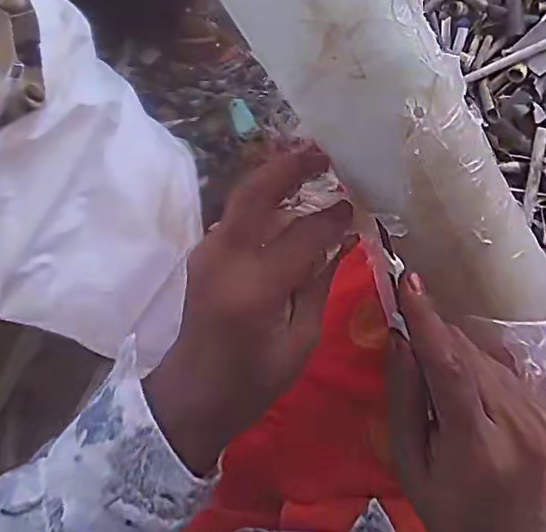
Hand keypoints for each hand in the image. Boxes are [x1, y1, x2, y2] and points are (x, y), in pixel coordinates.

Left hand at [143, 143, 354, 472]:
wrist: (191, 393)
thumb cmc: (253, 380)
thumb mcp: (300, 341)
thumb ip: (319, 282)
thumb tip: (345, 235)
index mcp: (254, 289)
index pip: (301, 236)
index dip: (331, 217)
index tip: (353, 204)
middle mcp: (225, 257)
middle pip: (257, 193)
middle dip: (291, 165)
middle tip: (323, 151)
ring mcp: (207, 248)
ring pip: (243, 195)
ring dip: (276, 174)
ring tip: (309, 160)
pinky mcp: (203, 248)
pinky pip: (238, 212)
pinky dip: (264, 196)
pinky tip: (288, 193)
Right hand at [387, 271, 545, 531]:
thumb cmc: (451, 510)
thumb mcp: (411, 465)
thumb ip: (404, 399)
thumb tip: (400, 337)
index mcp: (478, 445)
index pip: (450, 368)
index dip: (427, 320)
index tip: (408, 281)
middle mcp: (514, 422)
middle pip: (463, 352)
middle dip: (431, 333)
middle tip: (404, 334)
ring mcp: (533, 413)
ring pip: (478, 351)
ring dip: (449, 346)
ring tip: (431, 375)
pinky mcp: (540, 405)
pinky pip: (494, 362)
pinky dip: (469, 359)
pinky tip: (458, 384)